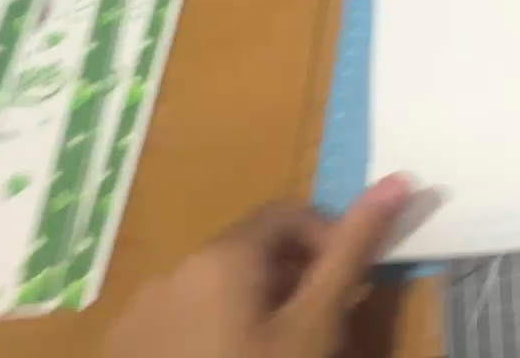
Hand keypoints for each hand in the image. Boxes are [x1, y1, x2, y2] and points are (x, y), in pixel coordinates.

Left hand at [106, 174, 412, 357]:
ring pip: (217, 286)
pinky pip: (179, 320)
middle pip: (253, 248)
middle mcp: (174, 270)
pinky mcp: (120, 353)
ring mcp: (137, 316)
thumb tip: (399, 178)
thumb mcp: (316, 323)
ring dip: (253, 303)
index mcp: (222, 253)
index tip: (343, 286)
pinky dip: (211, 330)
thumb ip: (353, 249)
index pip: (291, 213)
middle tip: (315, 324)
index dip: (326, 240)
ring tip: (276, 348)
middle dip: (292, 274)